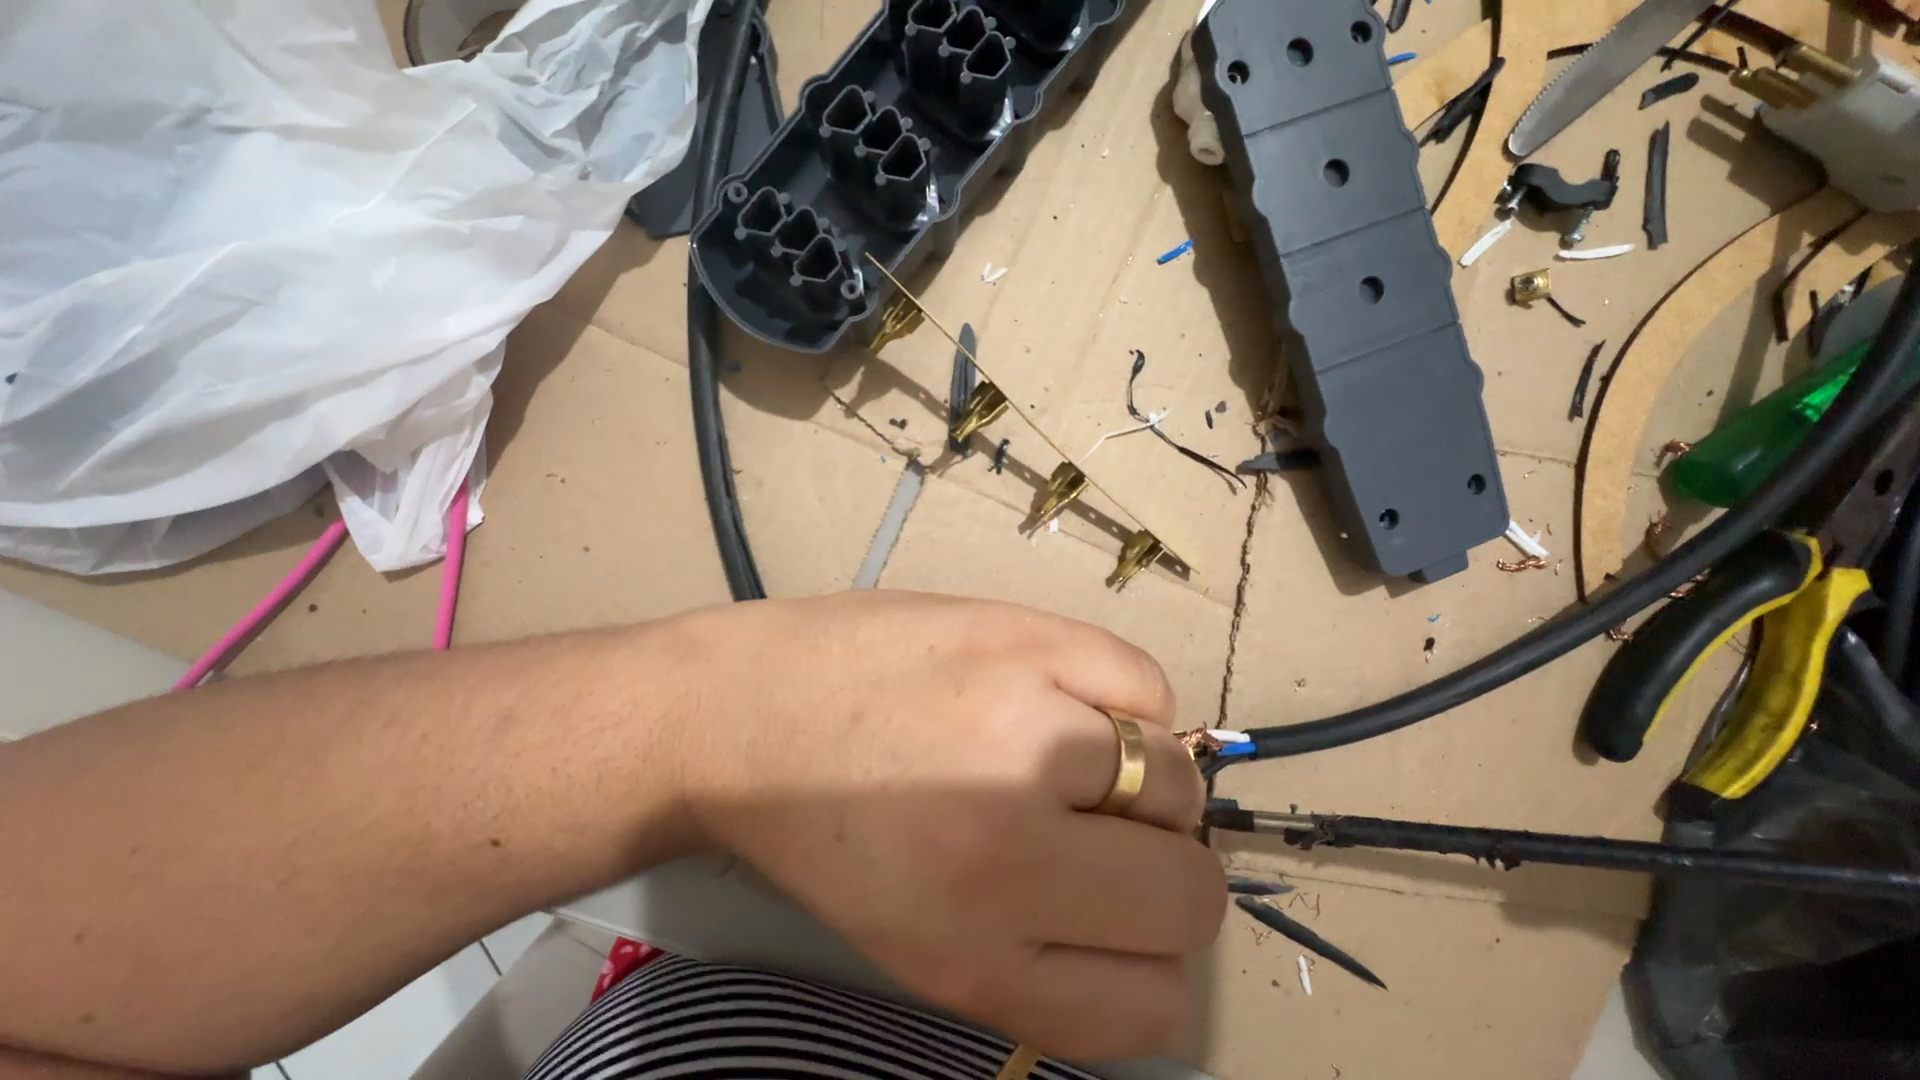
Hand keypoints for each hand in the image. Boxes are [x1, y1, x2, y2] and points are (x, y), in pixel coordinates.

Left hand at [675, 592, 1225, 1061]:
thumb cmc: (825, 834)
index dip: (1154, 961)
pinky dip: (1126, 701)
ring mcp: (1025, 732)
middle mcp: (1013, 853)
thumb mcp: (923, 943)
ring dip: (1145, 781)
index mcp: (978, 956)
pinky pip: (1150, 688)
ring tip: (1069, 754)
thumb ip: (1045, 958)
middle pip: (1193, 897)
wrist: (743, 710)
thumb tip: (1159, 924)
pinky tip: (1066, 696)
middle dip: (1165, 873)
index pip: (1156, 1005)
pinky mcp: (1028, 640)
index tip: (1123, 920)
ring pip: (1181, 784)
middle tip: (1104, 832)